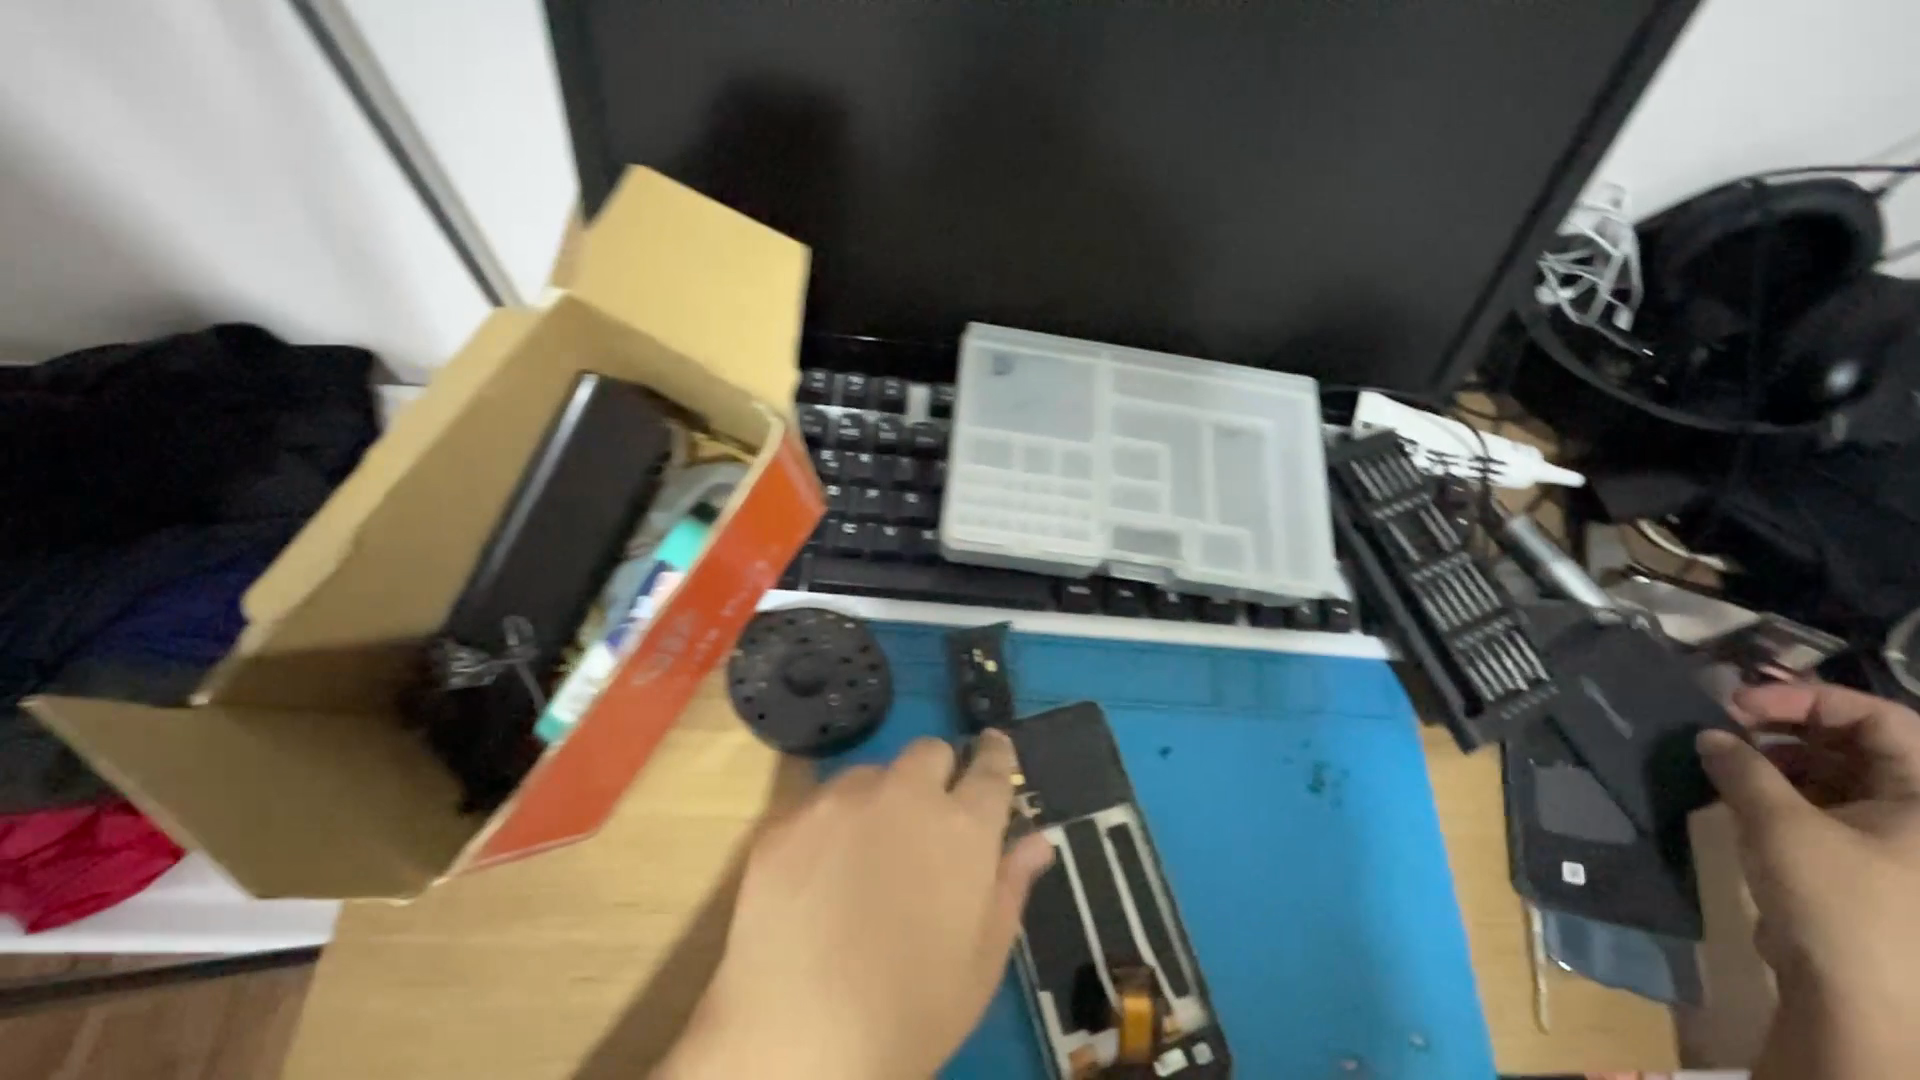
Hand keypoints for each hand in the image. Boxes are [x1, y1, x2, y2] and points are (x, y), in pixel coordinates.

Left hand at [657, 729, 1054, 1079]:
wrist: (800, 1039)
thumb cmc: (913, 1010)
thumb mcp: (983, 960)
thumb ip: (1011, 886)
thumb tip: (1038, 840)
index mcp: (963, 827)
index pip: (992, 767)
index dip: (996, 754)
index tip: (994, 749)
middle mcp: (903, 797)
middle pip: (929, 752)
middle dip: (937, 773)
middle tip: (928, 822)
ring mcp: (838, 804)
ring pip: (869, 775)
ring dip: (879, 799)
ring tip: (866, 857)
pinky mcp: (785, 823)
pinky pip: (818, 805)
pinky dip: (828, 827)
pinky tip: (818, 879)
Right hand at [1699, 682, 1919, 1078]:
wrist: (1854, 997)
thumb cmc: (1836, 901)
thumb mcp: (1779, 825)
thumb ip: (1741, 768)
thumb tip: (1709, 734)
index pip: (1876, 716)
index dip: (1805, 699)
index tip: (1736, 702)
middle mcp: (1918, 811)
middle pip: (1857, 743)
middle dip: (1786, 727)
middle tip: (1723, 725)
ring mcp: (1896, 839)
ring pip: (1837, 775)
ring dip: (1777, 760)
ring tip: (1723, 762)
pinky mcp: (1863, 863)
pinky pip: (1826, 807)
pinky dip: (1781, 792)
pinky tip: (1737, 795)